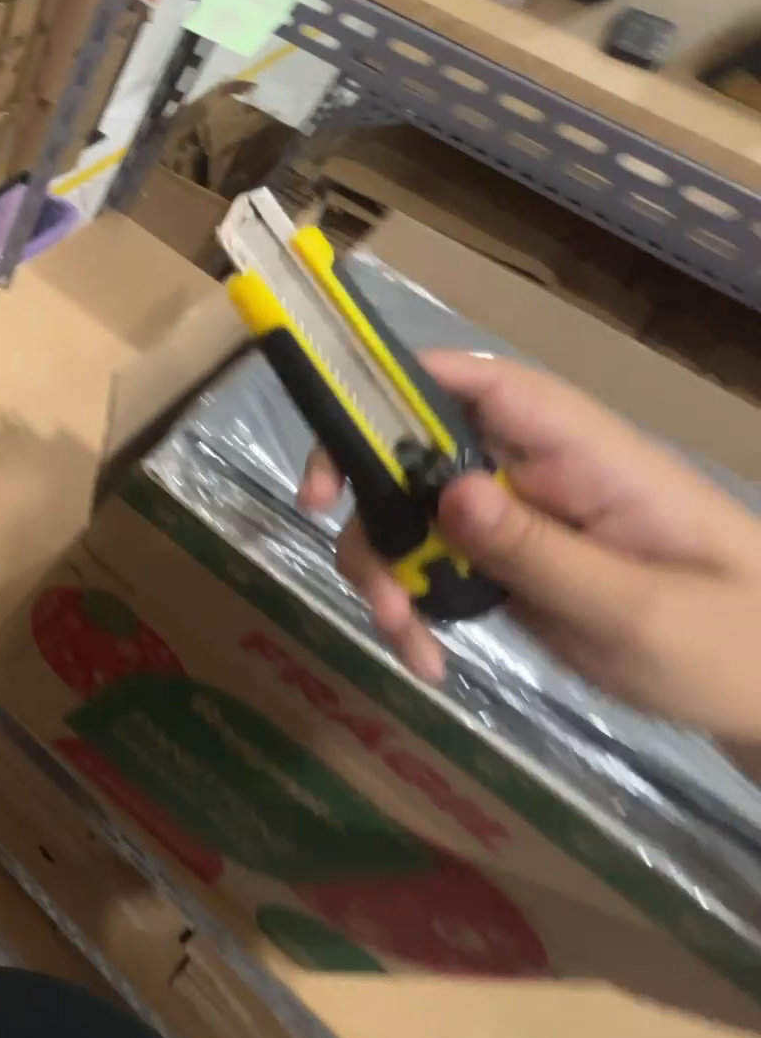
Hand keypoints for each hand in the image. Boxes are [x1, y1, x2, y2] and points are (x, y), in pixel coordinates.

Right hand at [298, 351, 760, 743]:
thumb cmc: (739, 647)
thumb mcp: (639, 608)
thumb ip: (540, 549)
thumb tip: (449, 493)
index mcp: (586, 459)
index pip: (490, 388)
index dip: (406, 382)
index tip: (339, 422)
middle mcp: (532, 478)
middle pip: (414, 454)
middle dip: (363, 494)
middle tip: (318, 520)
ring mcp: (507, 522)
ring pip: (401, 521)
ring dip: (380, 571)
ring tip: (402, 633)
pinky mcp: (490, 563)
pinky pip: (418, 570)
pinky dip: (405, 610)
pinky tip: (424, 656)